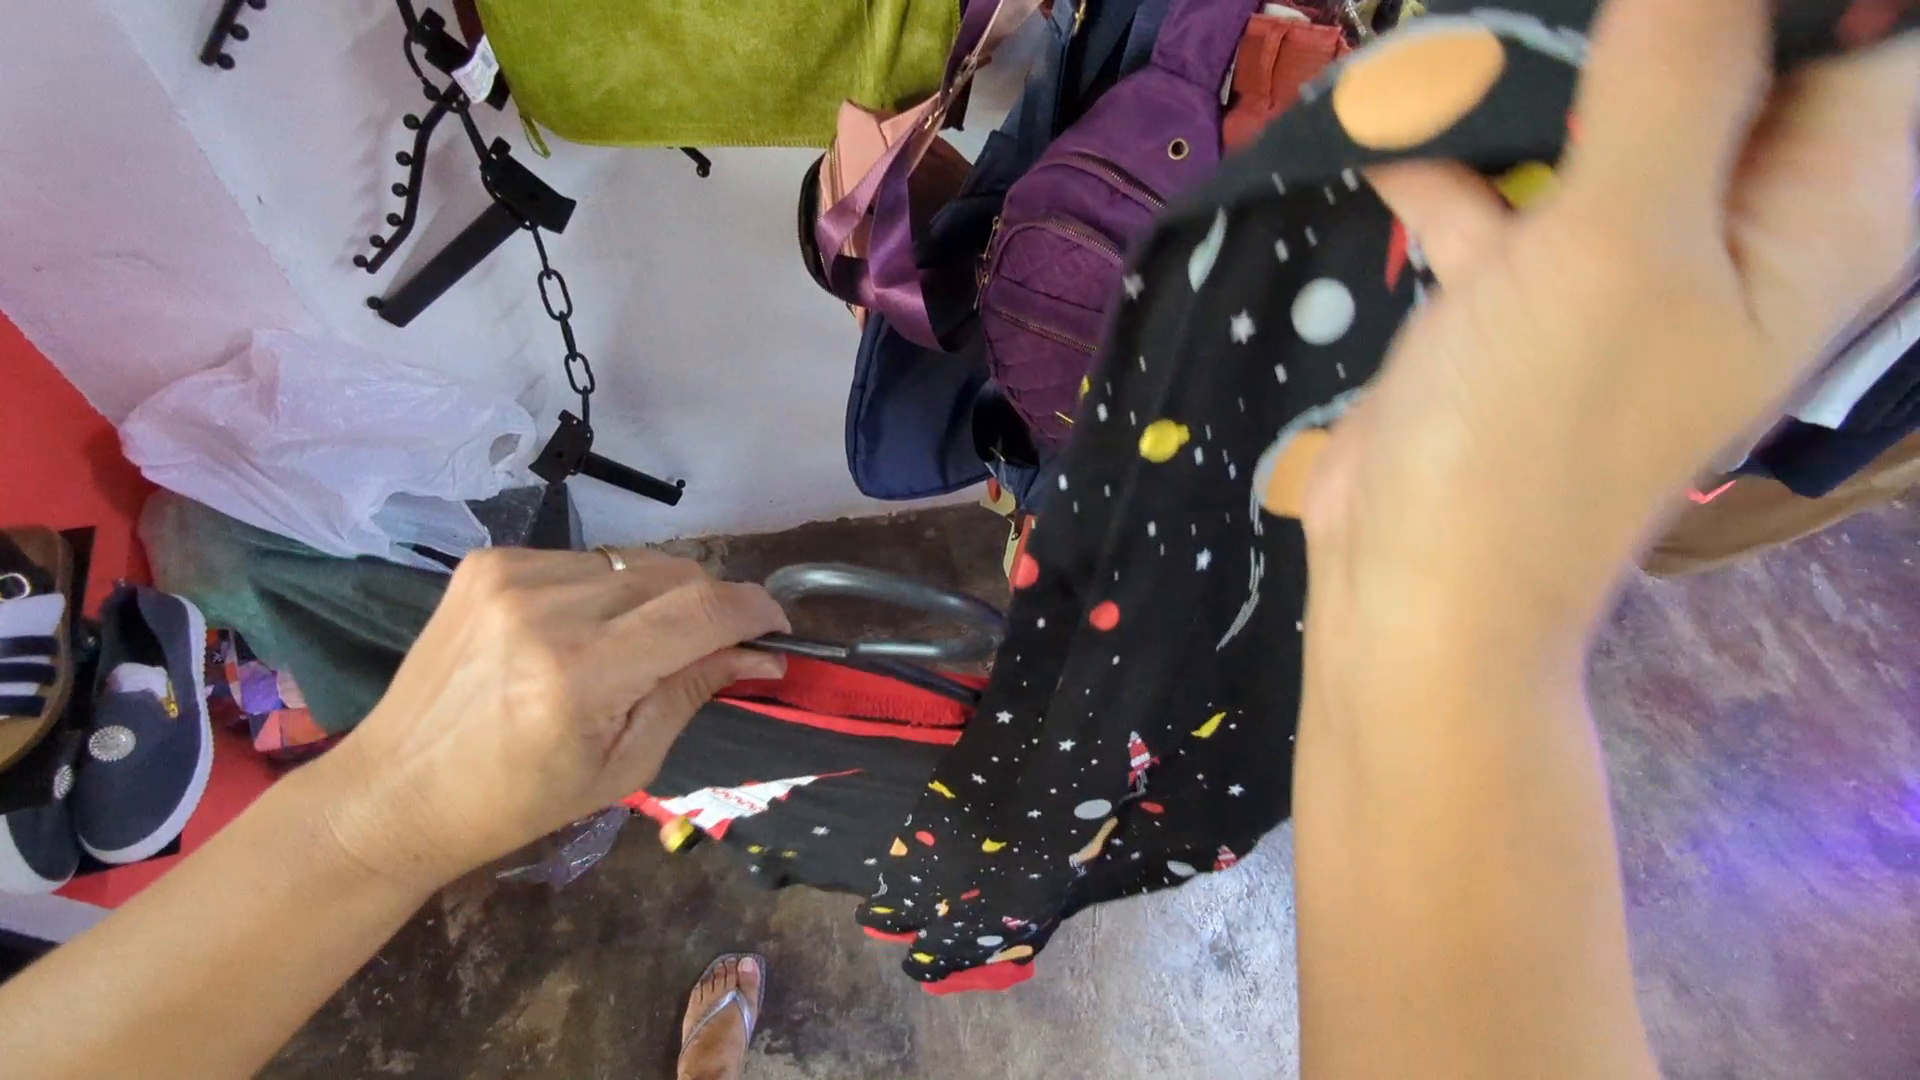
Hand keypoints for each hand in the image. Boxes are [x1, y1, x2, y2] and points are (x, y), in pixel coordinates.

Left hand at [315, 547, 790, 889]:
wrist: (393, 791)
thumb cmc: (517, 799)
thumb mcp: (626, 764)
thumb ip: (696, 690)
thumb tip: (763, 654)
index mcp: (582, 673)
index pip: (703, 611)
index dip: (756, 610)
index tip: (778, 626)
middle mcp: (547, 608)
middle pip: (677, 574)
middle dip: (712, 606)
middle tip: (710, 647)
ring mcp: (512, 576)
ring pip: (638, 562)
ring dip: (661, 597)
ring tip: (636, 644)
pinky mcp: (489, 562)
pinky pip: (591, 560)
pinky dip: (611, 589)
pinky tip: (584, 628)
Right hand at [1304, 0, 1917, 654]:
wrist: (1416, 571)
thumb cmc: (1533, 428)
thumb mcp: (1615, 245)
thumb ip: (1674, 76)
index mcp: (1820, 206)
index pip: (1862, 33)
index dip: (1772, 2)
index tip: (1637, 10)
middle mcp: (1728, 226)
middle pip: (1718, 62)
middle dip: (1625, 27)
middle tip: (1529, 12)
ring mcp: (1608, 268)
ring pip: (1592, 125)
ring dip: (1528, 80)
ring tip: (1454, 40)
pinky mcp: (1507, 302)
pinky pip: (1494, 201)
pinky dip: (1449, 165)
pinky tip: (1392, 134)